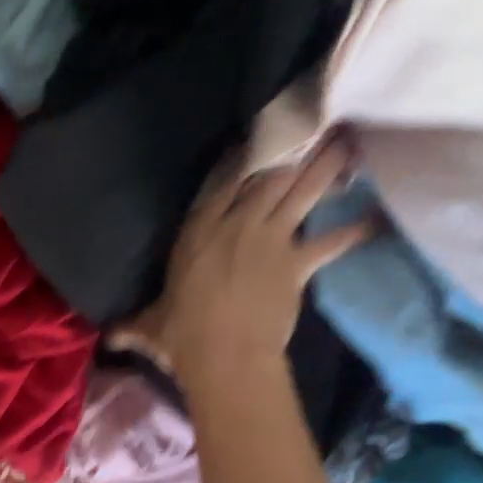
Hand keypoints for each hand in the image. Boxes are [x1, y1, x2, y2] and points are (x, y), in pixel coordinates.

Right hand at [155, 143, 372, 376]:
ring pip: (303, 191)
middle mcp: (235, 226)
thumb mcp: (149, 327)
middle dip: (291, 151)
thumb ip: (132, 325)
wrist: (224, 356)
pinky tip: (374, 219)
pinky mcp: (297, 263)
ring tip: (347, 143)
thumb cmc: (180, 337)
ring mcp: (270, 240)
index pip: (219, 185)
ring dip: (327, 167)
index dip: (238, 161)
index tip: (253, 142)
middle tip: (313, 127)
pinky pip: (332, 242)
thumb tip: (109, 337)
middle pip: (269, 176)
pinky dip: (353, 231)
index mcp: (196, 234)